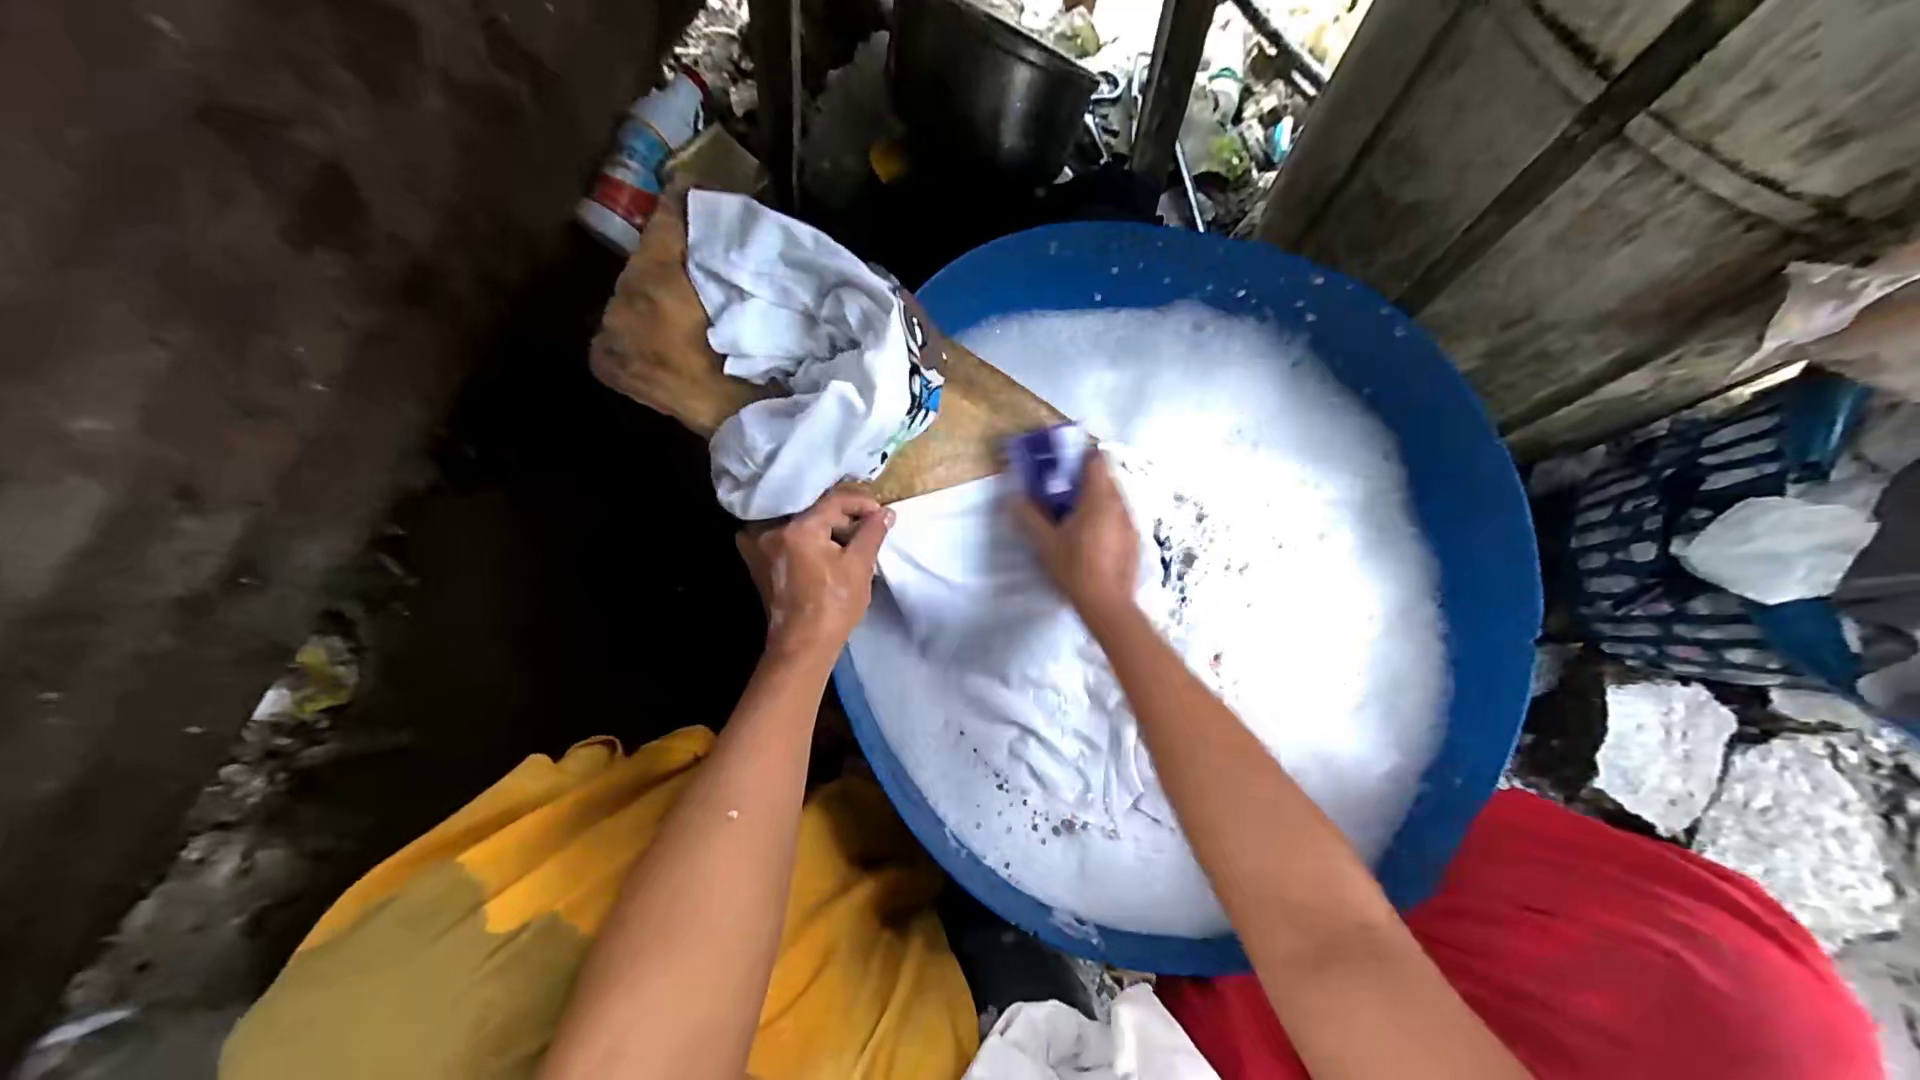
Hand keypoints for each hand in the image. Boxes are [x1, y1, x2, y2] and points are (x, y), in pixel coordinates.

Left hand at [736, 487, 893, 663]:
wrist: (803, 646)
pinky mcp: (762, 562)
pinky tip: (833, 553)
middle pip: (816, 511)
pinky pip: (792, 540)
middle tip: (870, 530)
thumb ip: (872, 533)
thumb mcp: (859, 565)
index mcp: (797, 528)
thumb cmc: (833, 605)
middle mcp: (772, 531)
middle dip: (846, 518)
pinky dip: (812, 541)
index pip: (834, 501)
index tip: (881, 514)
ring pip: (804, 525)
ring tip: (854, 543)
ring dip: (830, 530)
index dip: (862, 504)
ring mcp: (762, 547)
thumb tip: (886, 513)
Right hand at [1013, 450, 1139, 623]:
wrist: (1107, 604)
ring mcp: (1130, 522)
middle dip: (1084, 480)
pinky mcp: (1134, 539)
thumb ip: (1029, 516)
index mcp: (1099, 498)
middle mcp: (1120, 504)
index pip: (1096, 459)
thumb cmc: (1075, 568)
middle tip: (1061, 494)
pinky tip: (1090, 538)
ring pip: (1113, 498)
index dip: (1079, 457)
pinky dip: (1105, 518)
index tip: (1061, 467)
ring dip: (1095, 499)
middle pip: (1105, 477)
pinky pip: (1119, 516)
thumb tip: (1013, 498)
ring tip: (1073, 517)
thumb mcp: (1045, 543)